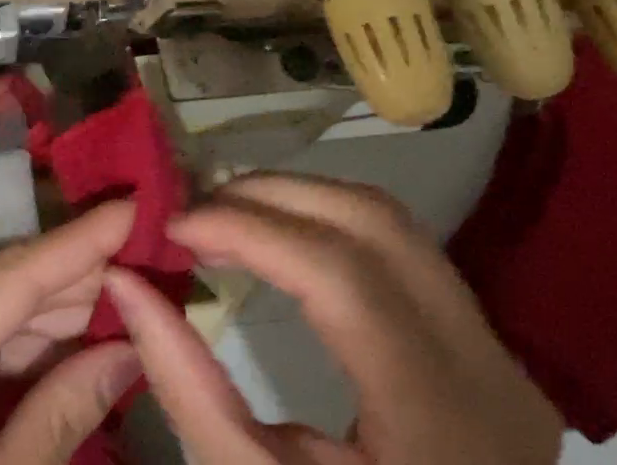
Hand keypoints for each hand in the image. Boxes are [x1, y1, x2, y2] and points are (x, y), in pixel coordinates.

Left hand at [0, 200, 143, 464]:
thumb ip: (58, 418)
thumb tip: (128, 350)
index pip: (5, 281)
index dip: (76, 244)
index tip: (130, 205)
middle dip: (68, 279)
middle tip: (142, 261)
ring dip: (40, 308)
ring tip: (118, 296)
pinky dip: (2, 338)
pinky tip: (60, 333)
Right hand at [105, 174, 560, 464]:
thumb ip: (187, 386)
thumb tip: (124, 283)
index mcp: (435, 418)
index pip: (341, 277)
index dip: (250, 231)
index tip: (175, 226)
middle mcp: (483, 365)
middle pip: (373, 224)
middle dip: (269, 198)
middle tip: (194, 214)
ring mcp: (492, 344)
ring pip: (390, 221)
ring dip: (298, 201)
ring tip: (226, 218)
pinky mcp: (481, 334)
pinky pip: (399, 244)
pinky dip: (326, 222)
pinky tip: (276, 240)